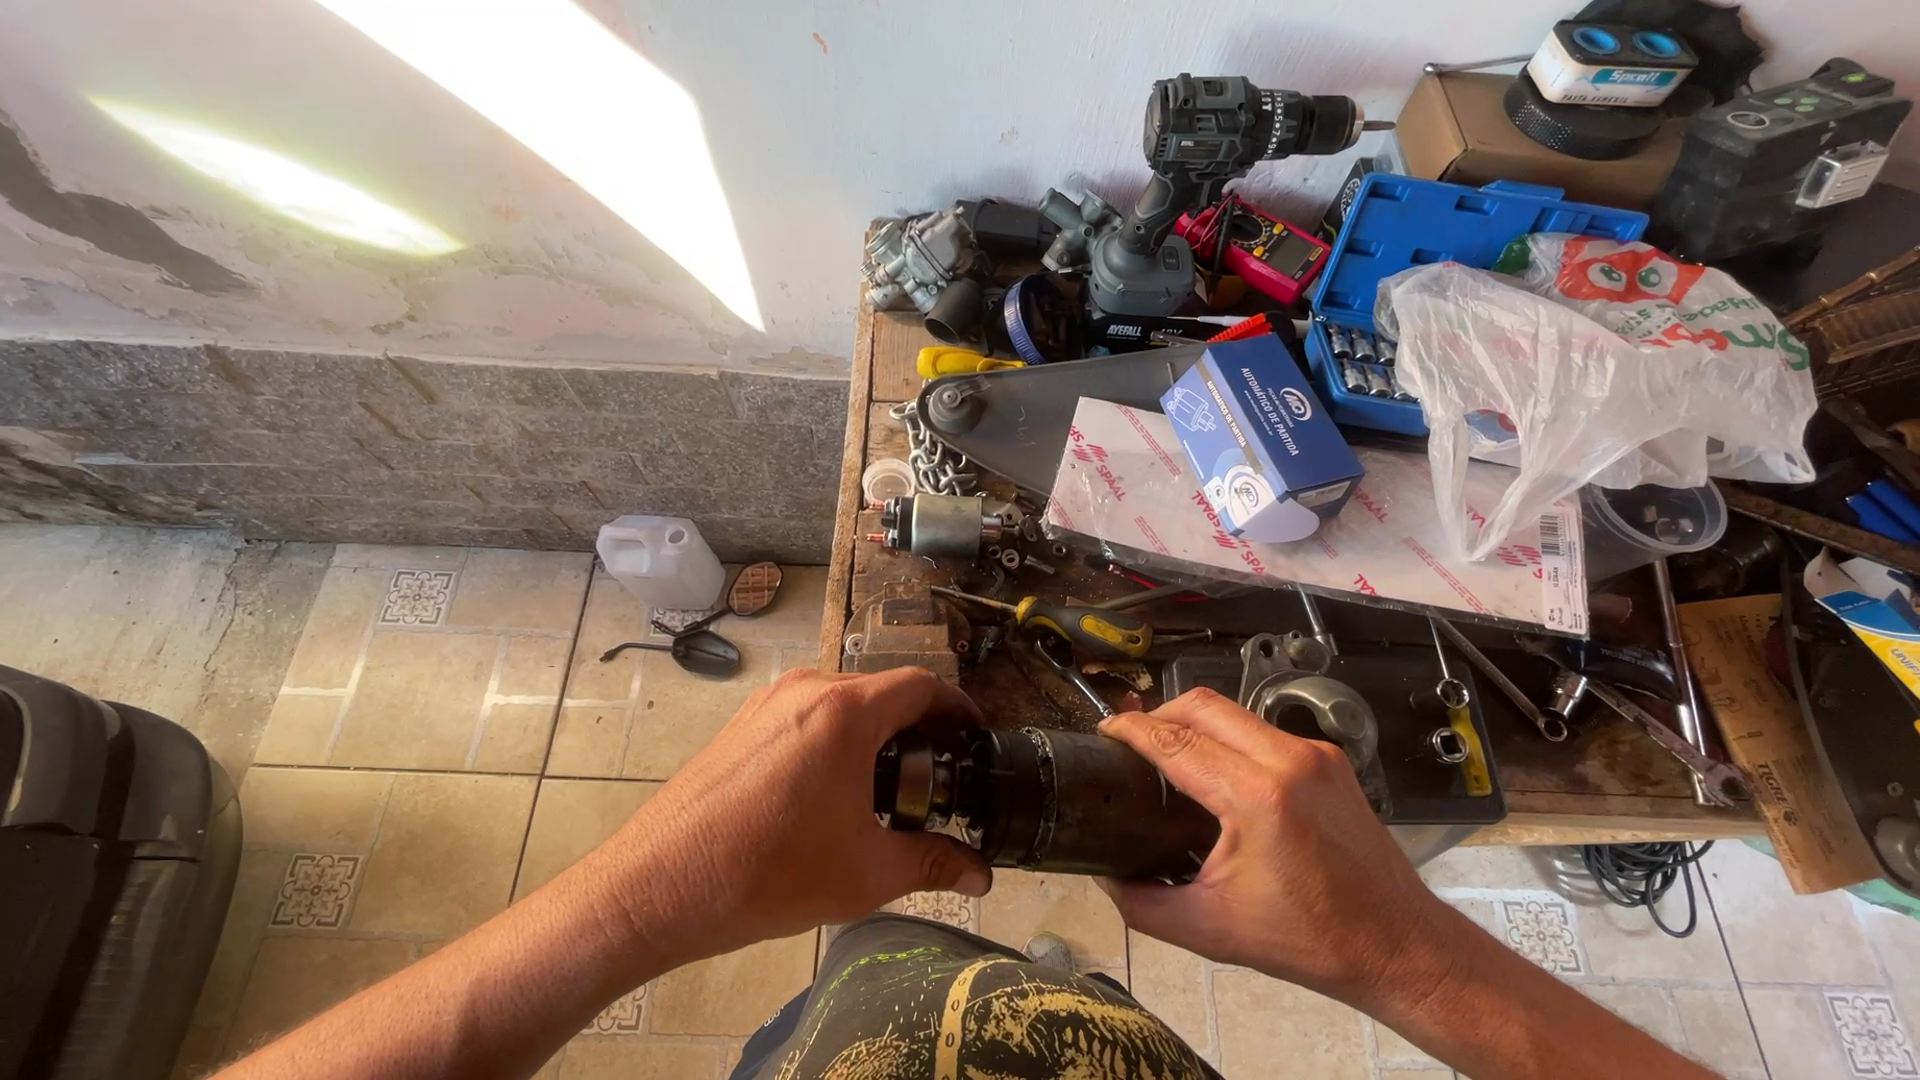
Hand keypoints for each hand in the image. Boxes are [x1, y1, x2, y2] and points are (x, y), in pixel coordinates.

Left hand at [593, 667, 992, 963]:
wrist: (658, 887)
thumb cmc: (770, 874)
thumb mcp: (865, 874)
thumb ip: (932, 865)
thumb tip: (982, 876)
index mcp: (846, 712)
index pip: (921, 685)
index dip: (956, 707)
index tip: (972, 737)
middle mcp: (808, 689)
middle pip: (882, 690)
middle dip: (917, 725)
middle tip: (935, 774)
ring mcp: (769, 701)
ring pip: (843, 699)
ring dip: (875, 730)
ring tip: (886, 784)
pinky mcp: (742, 721)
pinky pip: (807, 712)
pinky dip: (836, 734)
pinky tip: (830, 786)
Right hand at [1097, 688, 1452, 1008]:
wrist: (1402, 946)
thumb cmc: (1309, 941)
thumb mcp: (1211, 930)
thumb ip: (1143, 903)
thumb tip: (1103, 876)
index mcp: (1257, 797)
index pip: (1177, 741)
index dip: (1132, 729)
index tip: (1104, 730)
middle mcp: (1288, 759)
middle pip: (1203, 705)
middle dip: (1158, 713)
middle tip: (1132, 741)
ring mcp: (1315, 754)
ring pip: (1234, 711)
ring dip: (1194, 722)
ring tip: (1168, 754)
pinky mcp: (1330, 760)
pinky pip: (1261, 730)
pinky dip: (1227, 737)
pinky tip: (1215, 769)